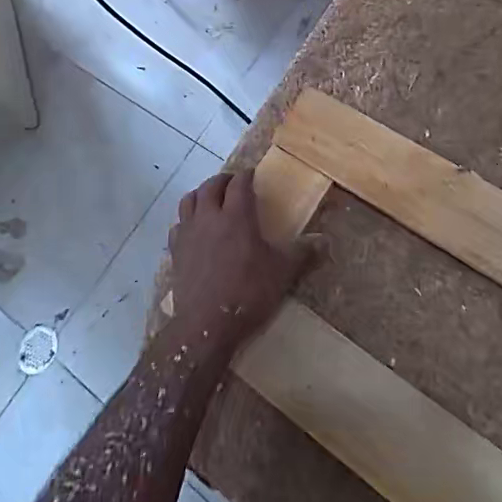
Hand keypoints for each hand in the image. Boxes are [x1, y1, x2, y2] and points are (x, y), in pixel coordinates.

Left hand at [170, 171, 314, 345]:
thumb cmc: (248, 293)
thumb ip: (303, 253)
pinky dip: (187, 220)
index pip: (240, 183)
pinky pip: (178, 225)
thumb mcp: (283, 272)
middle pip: (211, 186)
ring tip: (212, 199)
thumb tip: (326, 241)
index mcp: (237, 216)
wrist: (205, 326)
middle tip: (234, 183)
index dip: (247, 175)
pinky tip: (195, 229)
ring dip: (201, 194)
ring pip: (189, 200)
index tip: (254, 174)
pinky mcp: (175, 253)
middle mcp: (210, 218)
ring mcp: (189, 234)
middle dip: (224, 180)